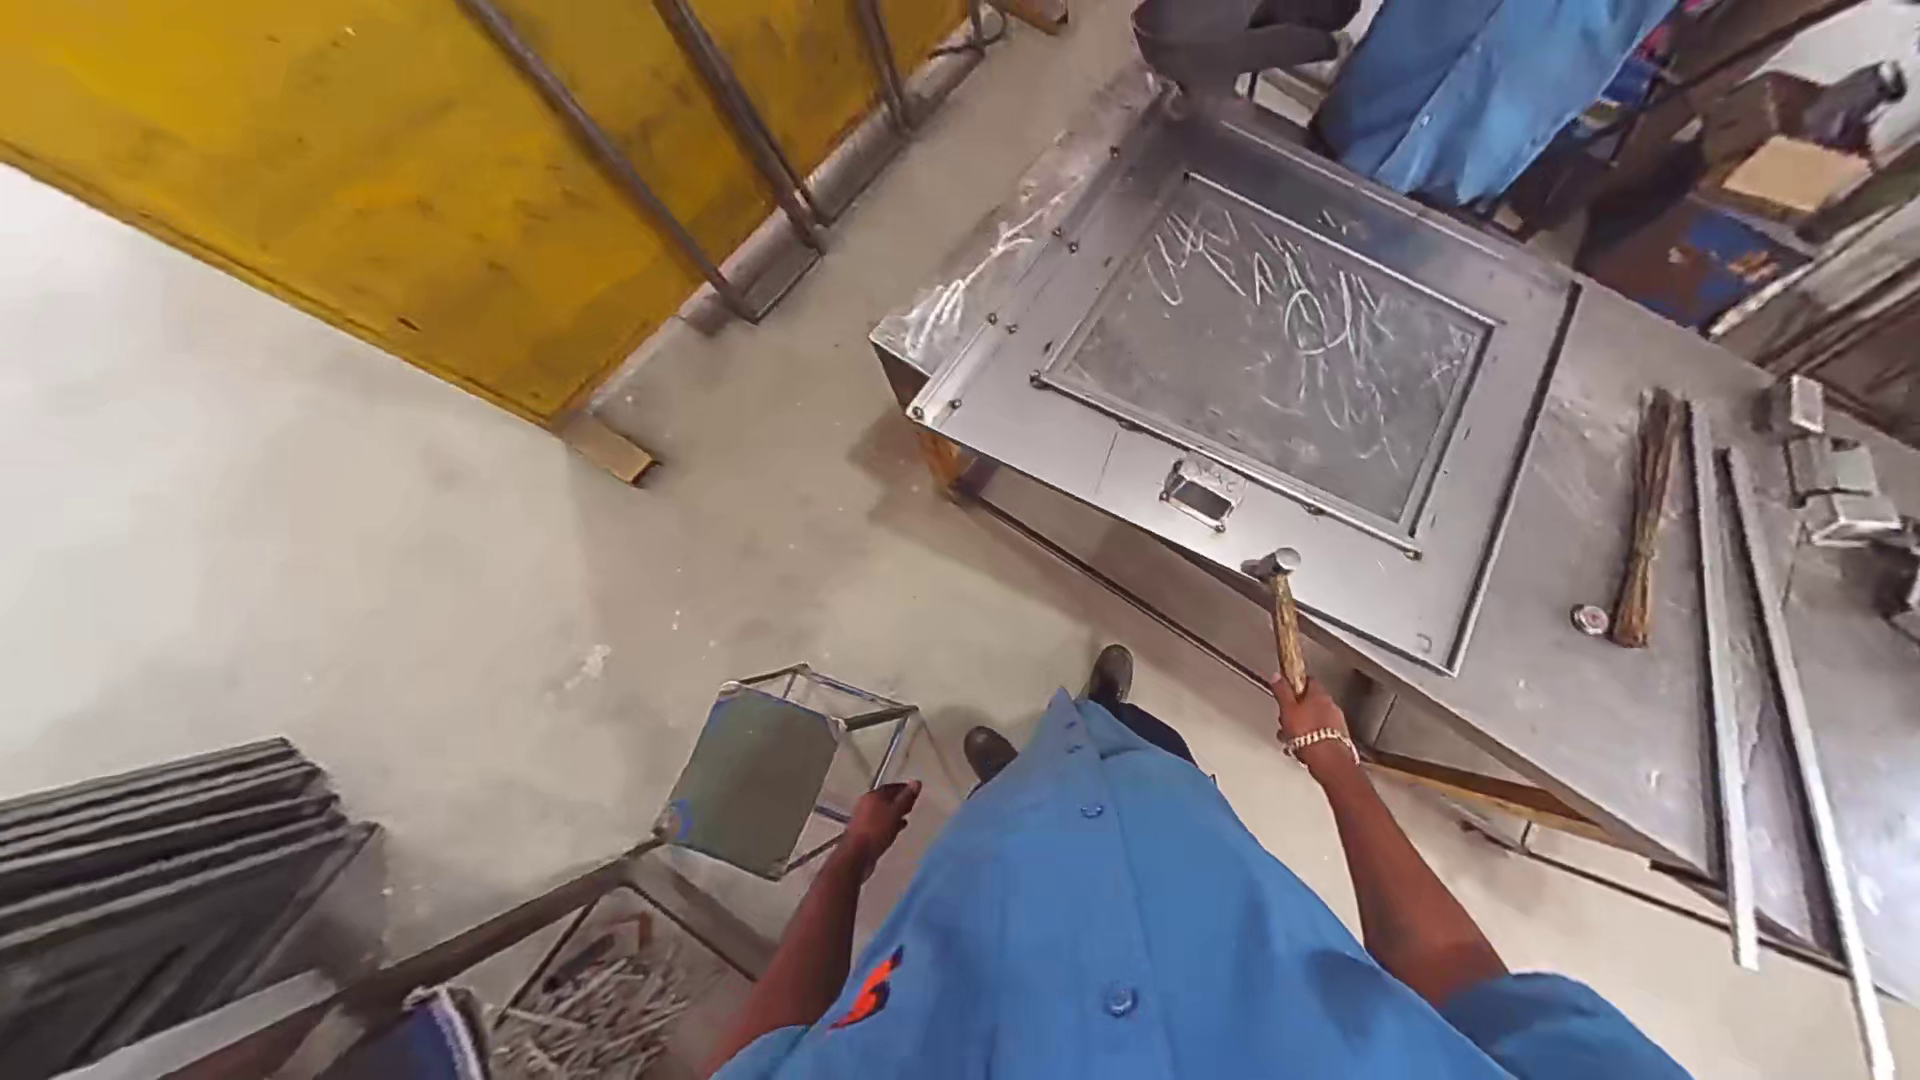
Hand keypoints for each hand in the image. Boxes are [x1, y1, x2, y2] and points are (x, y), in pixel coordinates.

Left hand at [838, 781, 920, 878]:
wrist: (856, 855)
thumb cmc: (877, 830)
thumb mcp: (895, 812)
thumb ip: (906, 797)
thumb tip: (916, 781)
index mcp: (873, 795)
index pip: (892, 787)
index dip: (905, 788)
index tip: (915, 792)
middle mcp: (866, 803)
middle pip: (886, 799)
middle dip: (899, 801)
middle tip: (911, 804)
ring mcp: (863, 818)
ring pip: (883, 811)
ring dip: (894, 813)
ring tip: (906, 817)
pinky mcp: (863, 832)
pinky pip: (879, 823)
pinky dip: (889, 823)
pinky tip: (896, 830)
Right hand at [1274, 677, 1355, 780]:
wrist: (1328, 760)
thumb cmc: (1308, 734)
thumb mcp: (1287, 708)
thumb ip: (1282, 691)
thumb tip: (1277, 676)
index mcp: (1319, 695)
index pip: (1308, 680)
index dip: (1295, 683)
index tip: (1286, 689)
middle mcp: (1331, 706)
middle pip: (1310, 701)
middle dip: (1296, 709)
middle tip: (1284, 717)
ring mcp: (1337, 723)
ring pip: (1314, 718)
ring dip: (1302, 724)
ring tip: (1290, 736)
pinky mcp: (1338, 738)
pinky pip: (1320, 732)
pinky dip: (1310, 736)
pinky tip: (1301, 746)